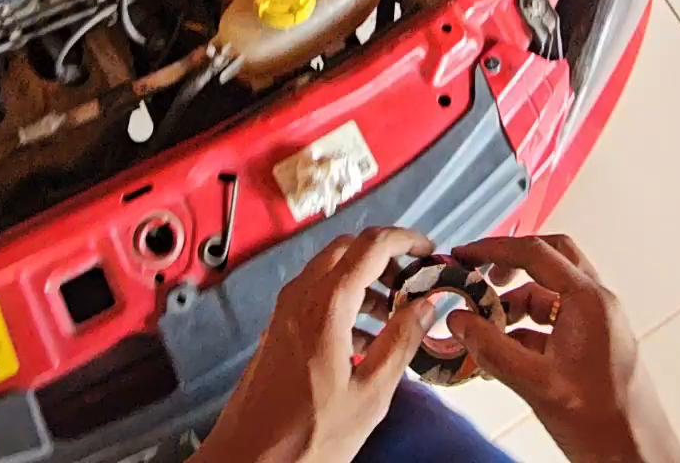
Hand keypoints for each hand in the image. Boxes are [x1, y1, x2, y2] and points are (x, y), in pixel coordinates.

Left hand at [193, 227, 445, 462]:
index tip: (430, 250)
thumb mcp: (371, 394)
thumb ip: (401, 341)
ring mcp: (288, 305)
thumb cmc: (311, 433)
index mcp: (328, 302)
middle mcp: (304, 291)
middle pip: (350, 247)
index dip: (405, 239)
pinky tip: (366, 337)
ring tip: (395, 313)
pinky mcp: (281, 323)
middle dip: (385, 256)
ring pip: (333, 267)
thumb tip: (428, 302)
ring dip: (366, 278)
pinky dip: (346, 297)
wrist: (249, 459)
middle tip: (413, 282)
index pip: (372, 245)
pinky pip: (318, 291)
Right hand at [447, 235, 679, 462]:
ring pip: (552, 288)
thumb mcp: (537, 385)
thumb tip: (456, 321)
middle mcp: (597, 303)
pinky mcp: (595, 344)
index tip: (465, 255)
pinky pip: (557, 317)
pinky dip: (528, 323)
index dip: (493, 249)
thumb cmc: (603, 426)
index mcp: (589, 301)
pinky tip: (507, 346)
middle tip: (481, 272)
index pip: (534, 253)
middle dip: (512, 260)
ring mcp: (599, 322)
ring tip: (488, 319)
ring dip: (518, 296)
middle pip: (550, 256)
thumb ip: (492, 349)